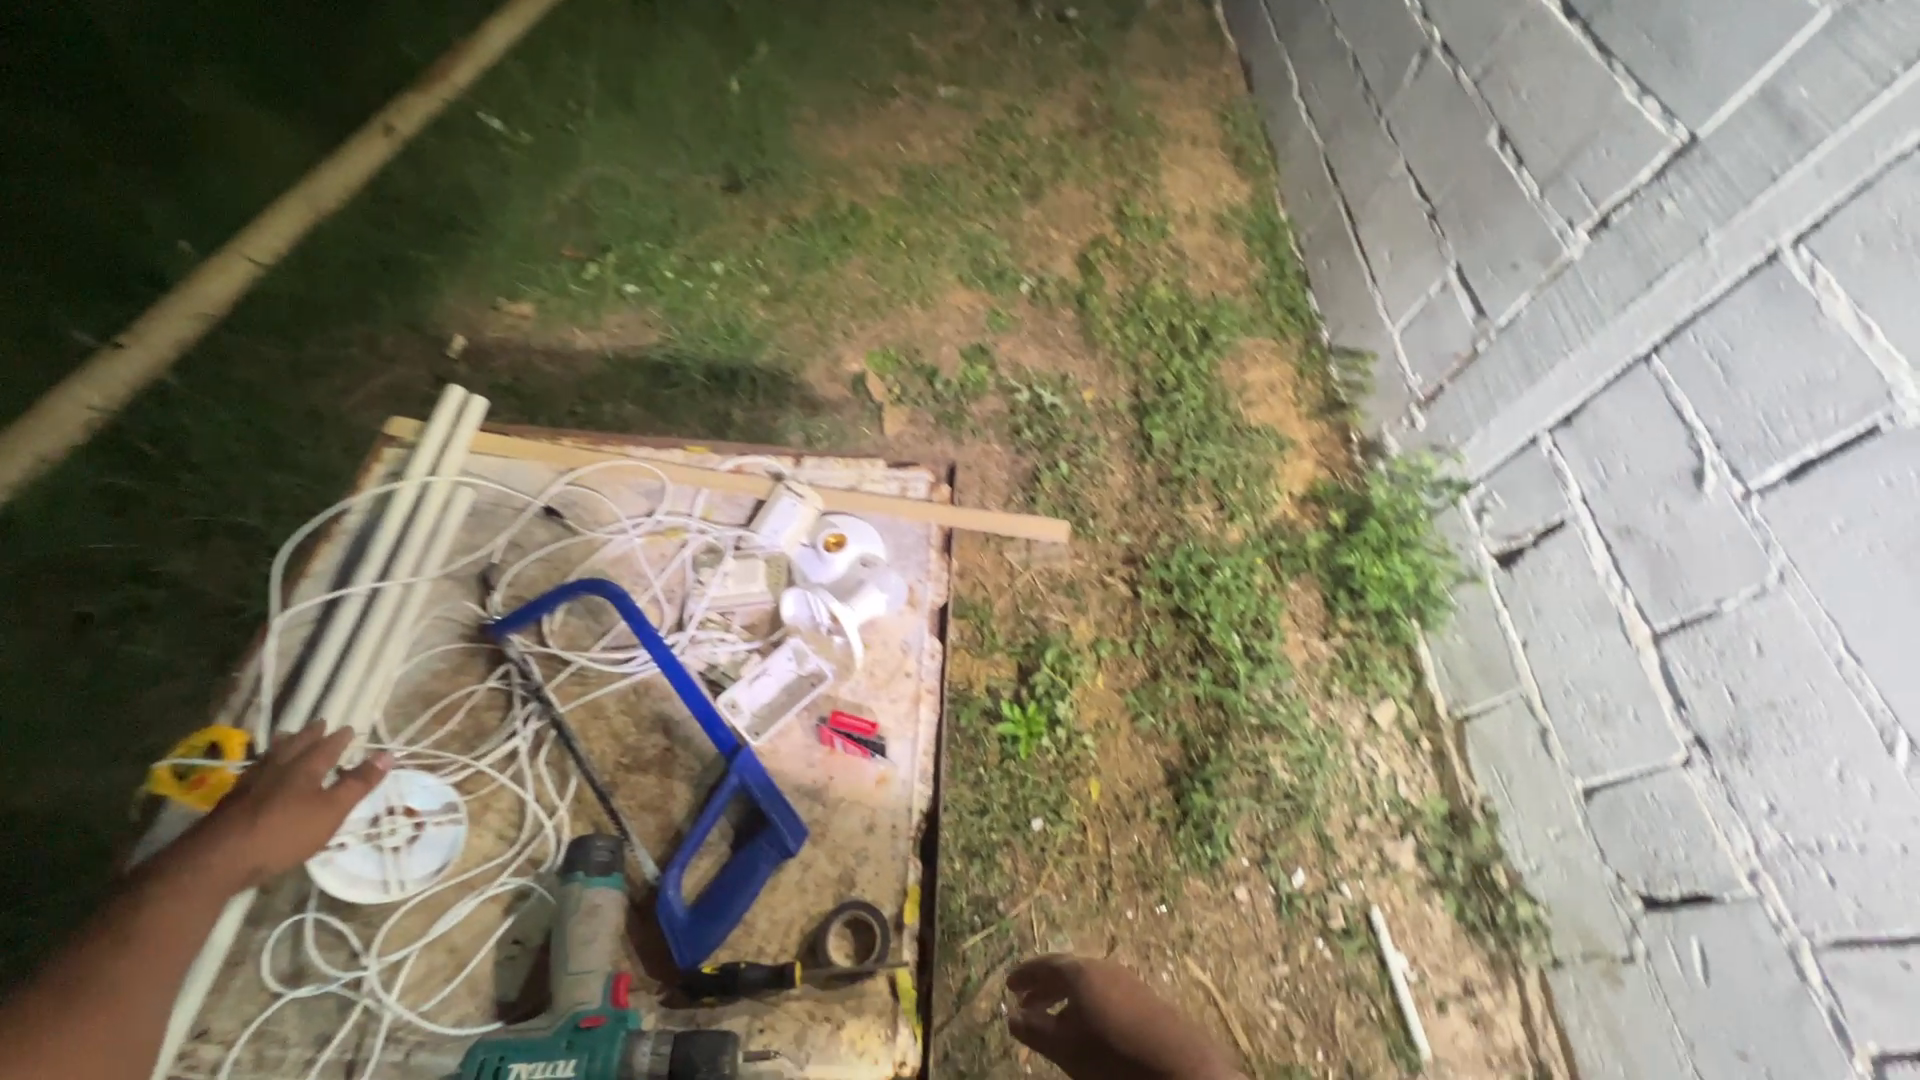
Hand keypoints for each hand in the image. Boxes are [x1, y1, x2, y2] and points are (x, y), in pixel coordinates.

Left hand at [175, 723, 391, 891]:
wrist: (215, 861)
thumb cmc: (284, 833)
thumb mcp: (332, 810)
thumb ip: (358, 783)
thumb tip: (388, 754)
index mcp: (305, 769)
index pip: (326, 748)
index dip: (339, 739)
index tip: (348, 728)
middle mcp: (277, 771)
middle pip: (294, 747)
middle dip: (308, 735)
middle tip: (317, 724)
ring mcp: (249, 786)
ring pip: (269, 758)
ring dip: (282, 746)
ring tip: (285, 738)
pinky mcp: (229, 804)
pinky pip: (251, 774)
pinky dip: (261, 767)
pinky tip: (257, 773)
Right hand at [1006, 954, 1240, 1079]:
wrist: (1181, 1070)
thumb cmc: (1113, 1058)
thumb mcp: (1066, 1049)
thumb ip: (1035, 1030)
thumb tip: (1011, 1015)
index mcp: (1082, 972)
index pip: (1046, 964)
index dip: (1025, 975)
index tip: (1009, 986)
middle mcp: (1104, 967)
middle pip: (1067, 971)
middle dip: (1044, 987)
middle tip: (1025, 1004)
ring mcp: (1129, 981)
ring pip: (1088, 983)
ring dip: (1066, 998)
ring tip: (1053, 1021)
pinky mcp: (1147, 1000)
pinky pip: (1106, 993)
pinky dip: (1088, 1005)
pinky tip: (1088, 1028)